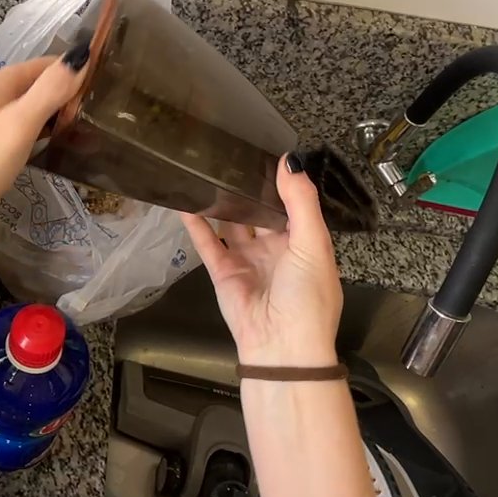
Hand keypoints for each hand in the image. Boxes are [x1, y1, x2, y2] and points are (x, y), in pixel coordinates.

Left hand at [0, 51, 86, 230]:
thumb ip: (50, 91)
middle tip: (103, 122)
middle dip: (71, 99)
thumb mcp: (19, 124)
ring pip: (33, 109)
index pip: (50, 64)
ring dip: (58, 119)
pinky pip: (23, 129)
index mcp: (1, 81)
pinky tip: (56, 150)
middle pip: (42, 85)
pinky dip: (43, 135)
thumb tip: (82, 56)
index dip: (78, 74)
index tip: (107, 95)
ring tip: (88, 137)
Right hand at [180, 157, 341, 366]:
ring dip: (221, 201)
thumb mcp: (313, 244)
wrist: (282, 346)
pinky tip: (184, 200)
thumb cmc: (308, 297)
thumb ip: (301, 202)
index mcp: (303, 242)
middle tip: (230, 154)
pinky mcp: (222, 271)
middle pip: (258, 211)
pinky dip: (195, 223)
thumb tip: (288, 161)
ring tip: (205, 170)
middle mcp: (275, 248)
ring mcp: (247, 259)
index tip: (264, 150)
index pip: (290, 204)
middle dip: (247, 188)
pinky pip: (207, 241)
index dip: (279, 181)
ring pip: (231, 223)